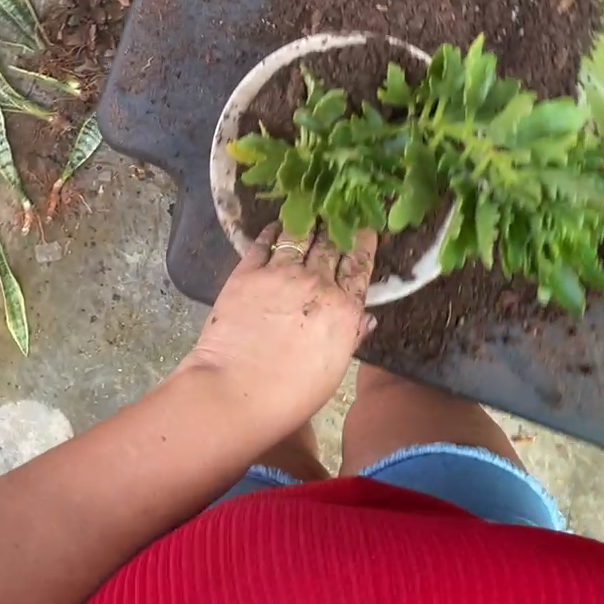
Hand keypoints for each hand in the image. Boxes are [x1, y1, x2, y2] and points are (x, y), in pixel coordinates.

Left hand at [174, 223, 376, 440]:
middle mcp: (316, 283)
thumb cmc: (290, 395)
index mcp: (344, 308)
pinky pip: (263, 243)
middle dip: (336, 226)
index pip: (360, 265)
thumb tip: (367, 316)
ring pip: (299, 236)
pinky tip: (276, 226)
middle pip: (331, 245)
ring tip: (310, 209)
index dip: (364, 242)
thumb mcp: (334, 369)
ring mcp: (280, 274)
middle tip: (338, 212)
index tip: (365, 227)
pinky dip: (273, 232)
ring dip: (307, 222)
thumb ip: (351, 335)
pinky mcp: (247, 272)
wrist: (236, 391)